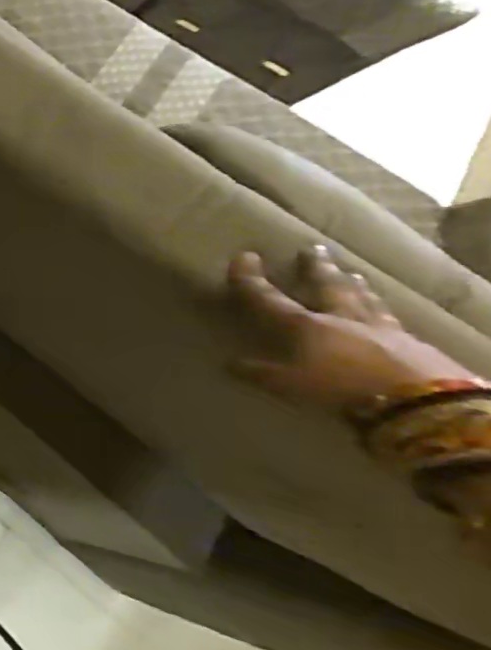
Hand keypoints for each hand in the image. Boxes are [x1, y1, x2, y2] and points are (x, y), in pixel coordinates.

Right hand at [225, 246, 478, 412]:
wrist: (419, 401)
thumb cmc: (341, 387)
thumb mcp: (289, 385)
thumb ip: (260, 373)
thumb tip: (231, 364)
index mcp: (306, 325)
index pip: (269, 298)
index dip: (252, 279)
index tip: (245, 255)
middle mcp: (341, 319)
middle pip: (329, 287)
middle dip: (318, 268)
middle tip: (315, 248)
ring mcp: (381, 328)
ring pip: (364, 299)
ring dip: (355, 285)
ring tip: (353, 273)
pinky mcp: (413, 343)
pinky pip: (390, 318)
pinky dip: (381, 309)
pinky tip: (382, 308)